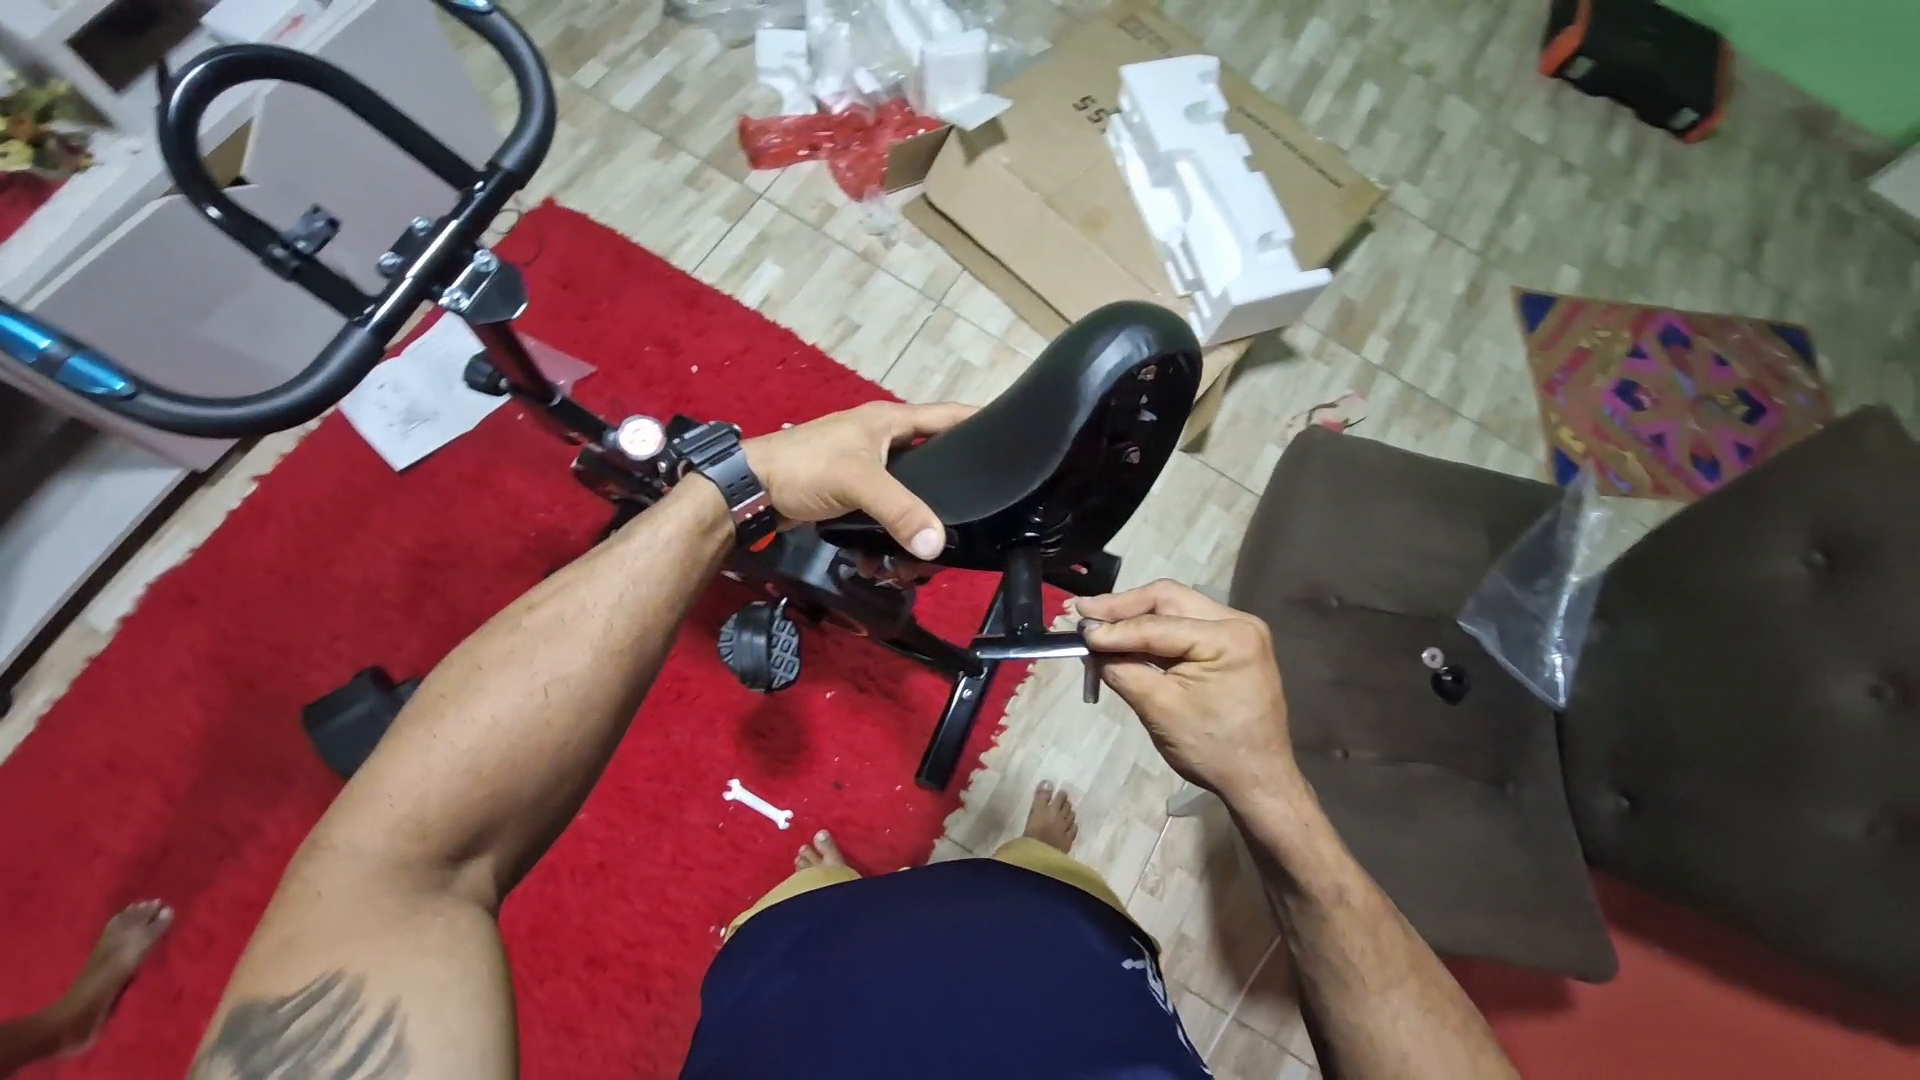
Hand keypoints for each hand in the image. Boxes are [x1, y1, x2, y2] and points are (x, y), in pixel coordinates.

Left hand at [743, 401, 974, 561]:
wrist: (751, 490)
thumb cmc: (805, 468)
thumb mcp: (858, 482)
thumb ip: (900, 511)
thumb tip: (936, 546)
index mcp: (891, 422)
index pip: (950, 416)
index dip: (981, 424)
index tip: (1013, 444)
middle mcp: (884, 442)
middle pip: (932, 471)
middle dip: (943, 505)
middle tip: (956, 536)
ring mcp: (868, 471)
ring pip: (907, 503)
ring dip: (909, 535)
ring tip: (909, 568)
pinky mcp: (852, 497)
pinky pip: (883, 521)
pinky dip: (884, 543)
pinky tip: (878, 565)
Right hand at [1077, 580, 1301, 802]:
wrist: (1257, 780)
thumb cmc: (1212, 749)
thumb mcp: (1159, 708)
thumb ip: (1121, 669)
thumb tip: (1089, 643)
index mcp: (1229, 637)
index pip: (1158, 624)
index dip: (1114, 629)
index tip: (1078, 633)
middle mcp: (1238, 622)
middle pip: (1168, 599)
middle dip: (1123, 607)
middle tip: (1084, 613)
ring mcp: (1237, 630)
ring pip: (1174, 607)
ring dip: (1135, 616)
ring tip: (1097, 622)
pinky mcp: (1230, 643)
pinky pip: (1184, 625)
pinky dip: (1153, 630)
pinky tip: (1125, 636)